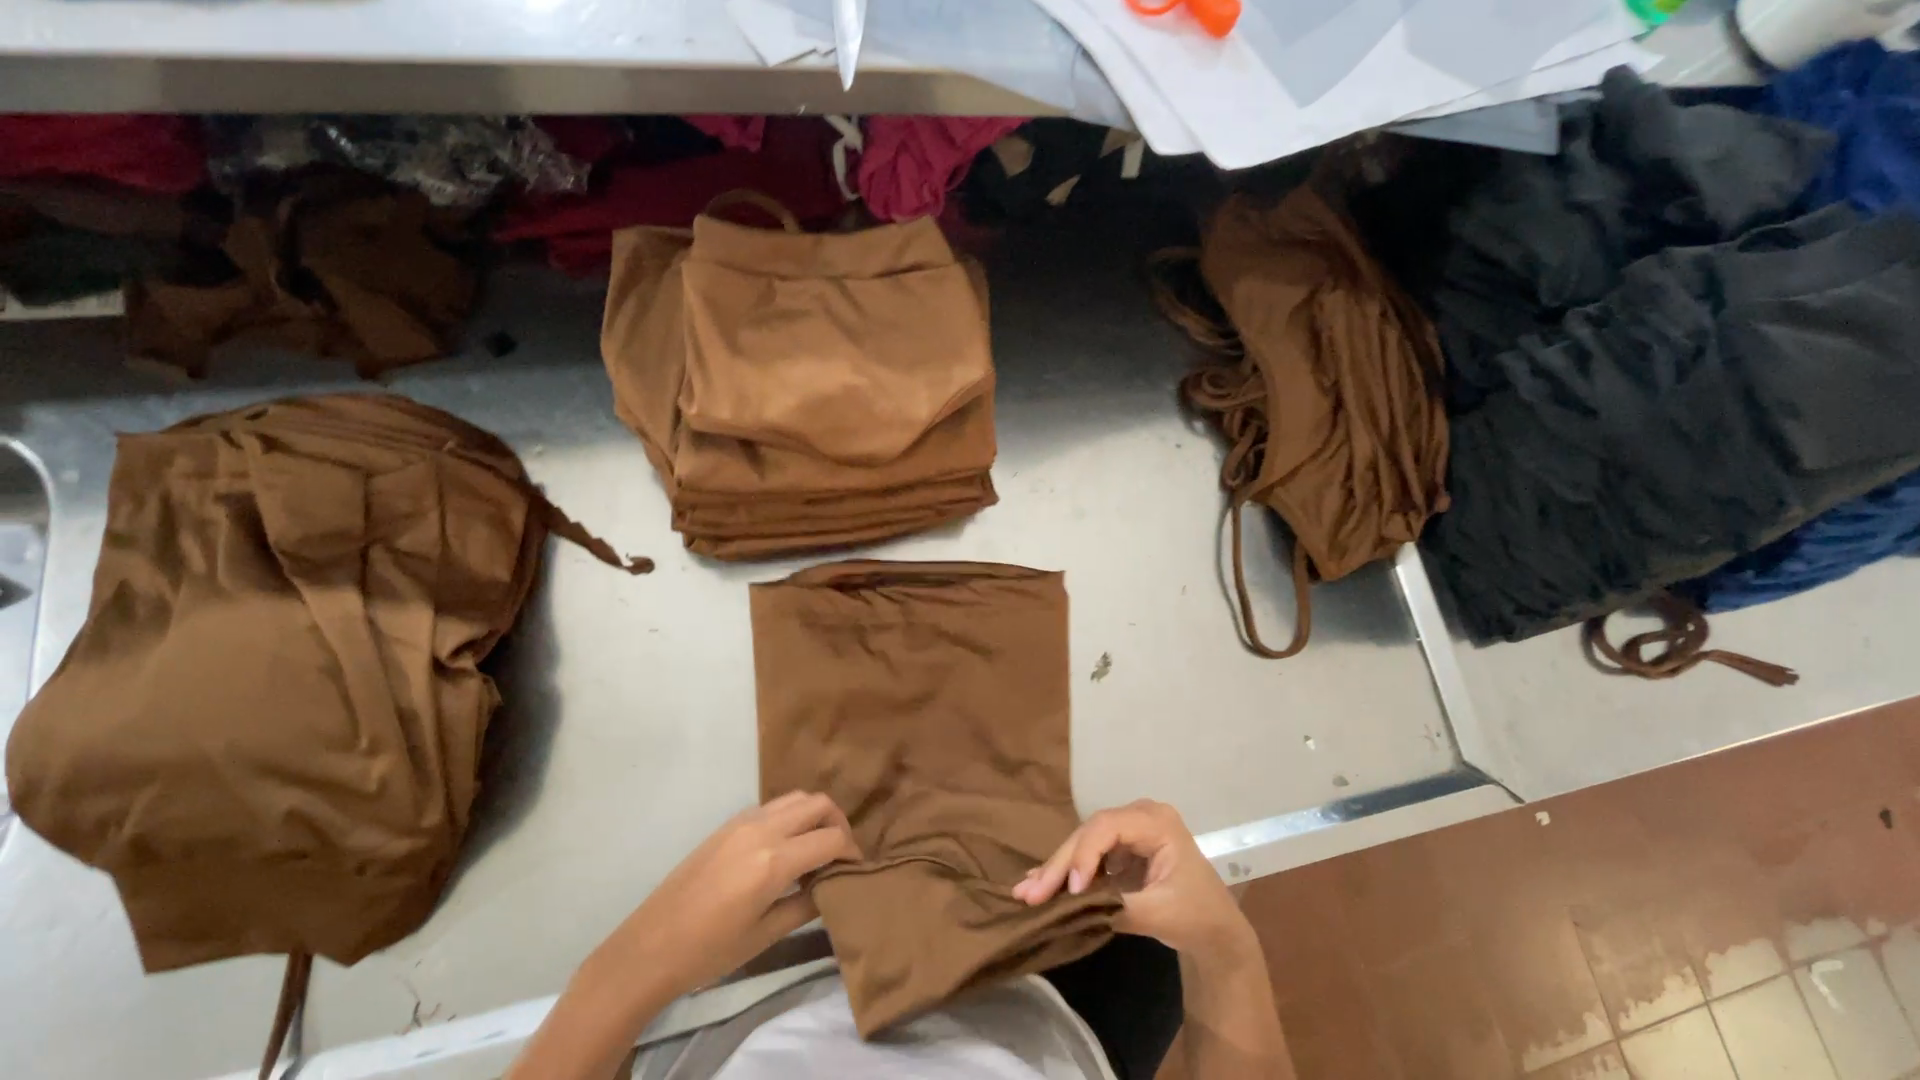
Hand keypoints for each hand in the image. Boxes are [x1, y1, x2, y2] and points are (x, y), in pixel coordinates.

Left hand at [586, 791, 861, 1004]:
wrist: (649, 947)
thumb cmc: (709, 951)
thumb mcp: (765, 934)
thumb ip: (805, 904)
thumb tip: (831, 885)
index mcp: (773, 861)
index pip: (832, 838)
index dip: (852, 852)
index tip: (856, 869)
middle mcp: (761, 830)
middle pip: (818, 803)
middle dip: (838, 823)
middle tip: (840, 854)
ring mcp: (741, 822)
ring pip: (795, 798)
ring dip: (814, 816)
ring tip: (815, 850)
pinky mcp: (727, 825)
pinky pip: (771, 806)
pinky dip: (790, 817)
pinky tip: (785, 850)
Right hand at [1013, 799, 1253, 963]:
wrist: (1217, 933)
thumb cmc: (1197, 917)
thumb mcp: (1161, 914)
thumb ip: (1121, 907)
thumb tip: (1077, 907)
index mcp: (1157, 822)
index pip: (1108, 827)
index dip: (1084, 855)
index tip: (1072, 890)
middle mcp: (1139, 817)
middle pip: (1089, 834)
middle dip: (1060, 865)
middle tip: (1029, 892)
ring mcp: (1128, 833)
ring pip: (1083, 844)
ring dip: (1057, 870)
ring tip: (1026, 891)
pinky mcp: (1120, 851)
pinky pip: (1088, 856)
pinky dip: (1067, 873)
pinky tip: (1038, 882)